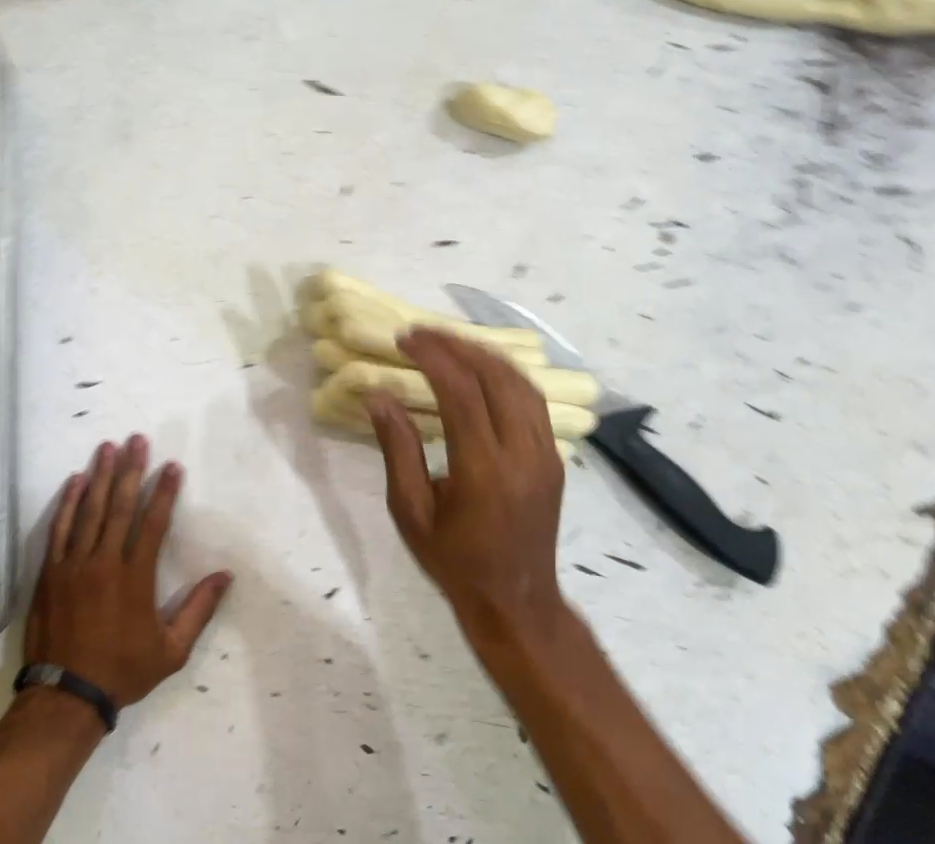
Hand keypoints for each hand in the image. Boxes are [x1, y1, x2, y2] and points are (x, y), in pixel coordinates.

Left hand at [25, 435, 233, 708]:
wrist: (67, 691)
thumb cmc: (123, 670)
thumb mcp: (171, 650)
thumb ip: (198, 610)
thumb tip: (224, 576)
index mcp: (134, 578)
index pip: (152, 524)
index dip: (164, 493)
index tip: (172, 467)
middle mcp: (103, 561)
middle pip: (119, 506)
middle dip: (130, 470)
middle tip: (137, 440)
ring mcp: (72, 563)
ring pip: (88, 510)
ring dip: (100, 476)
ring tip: (108, 447)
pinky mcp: (49, 570)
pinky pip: (59, 528)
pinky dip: (68, 502)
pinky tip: (76, 480)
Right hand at [365, 328, 566, 640]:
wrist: (515, 600)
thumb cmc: (452, 560)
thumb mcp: (410, 509)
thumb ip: (398, 448)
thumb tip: (380, 395)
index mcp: (485, 469)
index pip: (463, 393)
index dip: (433, 358)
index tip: (404, 339)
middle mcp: (524, 455)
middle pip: (497, 379)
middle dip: (457, 347)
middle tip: (421, 333)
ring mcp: (546, 456)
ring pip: (522, 385)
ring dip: (484, 356)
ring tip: (448, 342)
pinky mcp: (554, 460)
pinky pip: (534, 403)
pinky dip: (505, 376)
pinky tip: (481, 370)